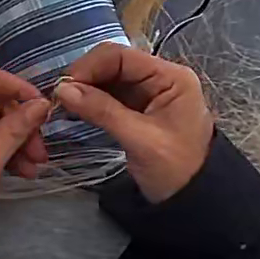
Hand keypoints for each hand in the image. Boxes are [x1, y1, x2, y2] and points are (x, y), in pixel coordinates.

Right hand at [53, 42, 212, 201]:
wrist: (197, 203)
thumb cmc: (178, 170)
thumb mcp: (140, 140)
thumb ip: (102, 111)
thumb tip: (62, 89)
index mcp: (169, 77)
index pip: (119, 56)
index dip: (89, 66)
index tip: (65, 87)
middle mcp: (158, 78)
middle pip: (109, 63)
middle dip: (84, 77)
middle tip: (62, 99)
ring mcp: (146, 92)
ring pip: (104, 77)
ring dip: (83, 88)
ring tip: (65, 106)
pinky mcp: (134, 107)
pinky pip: (105, 93)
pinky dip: (88, 99)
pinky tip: (75, 110)